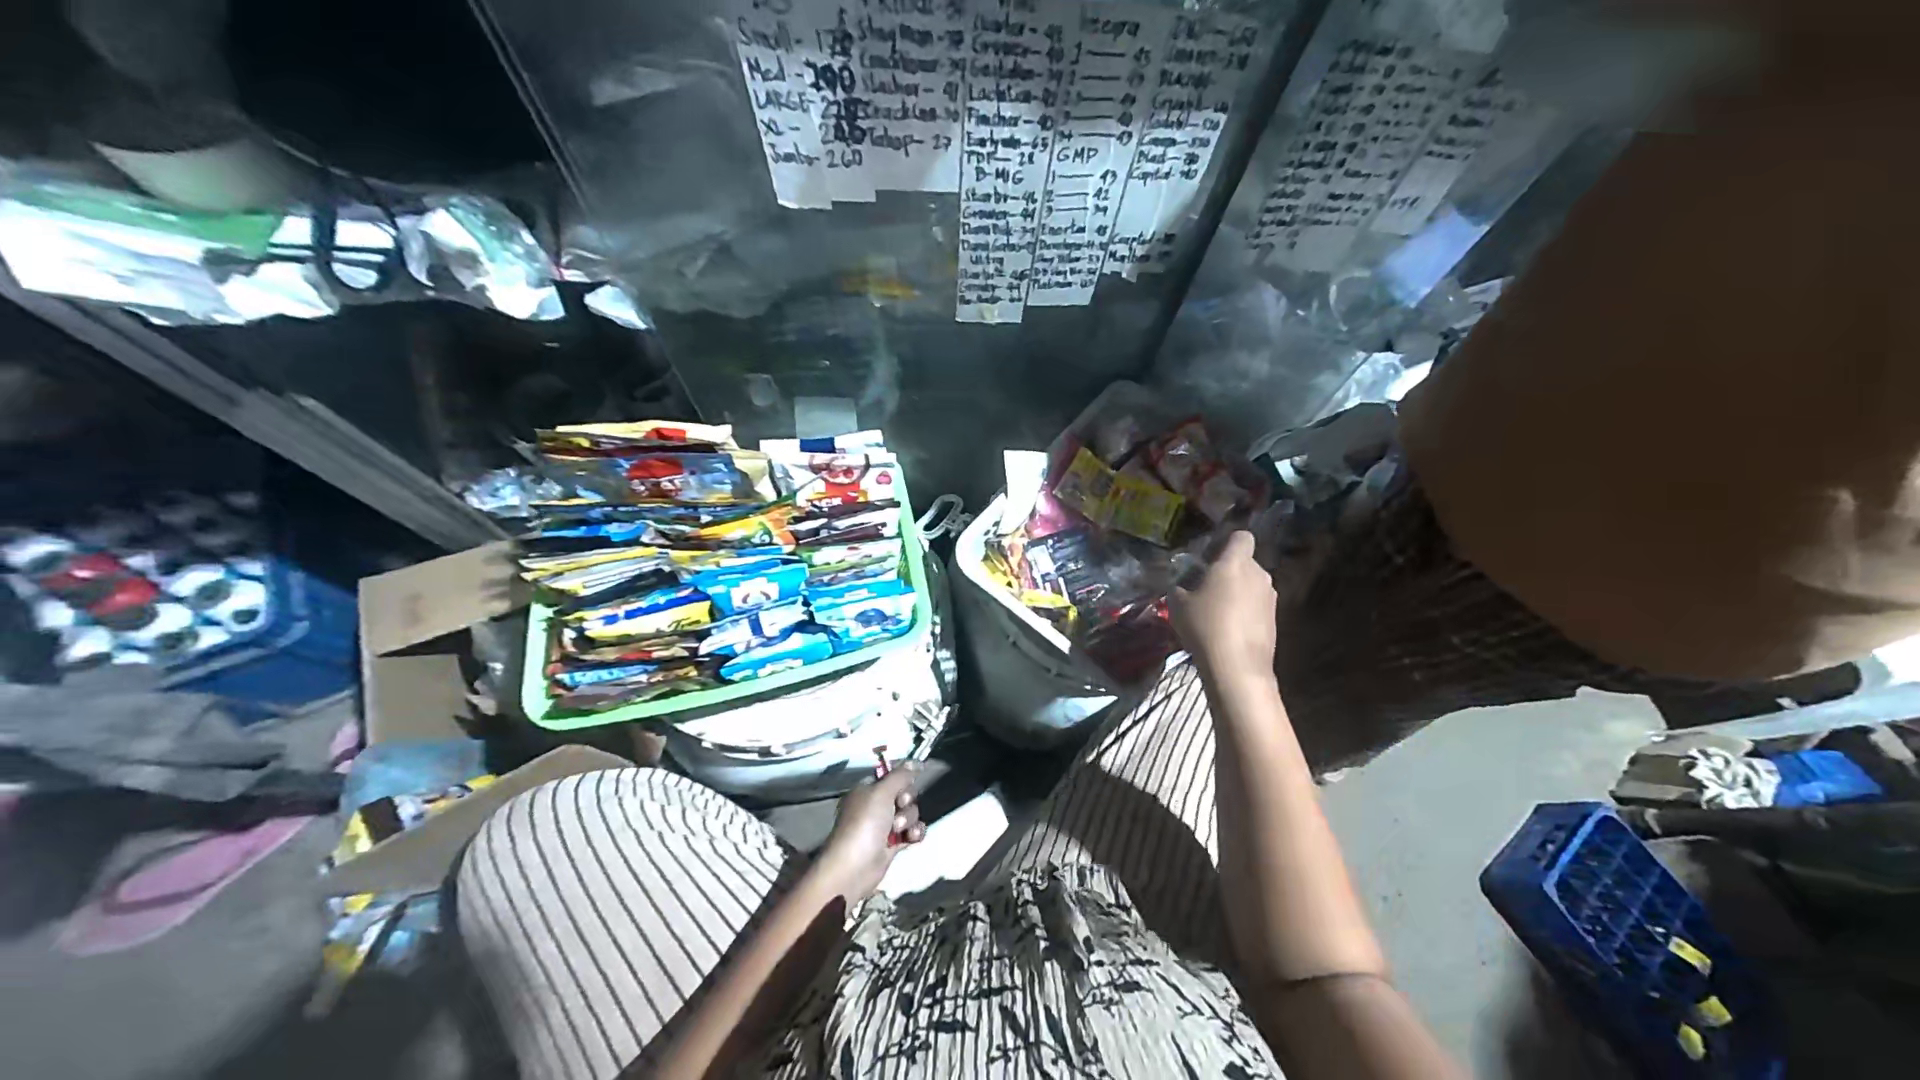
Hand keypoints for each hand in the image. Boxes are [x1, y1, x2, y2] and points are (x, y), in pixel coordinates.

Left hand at [813, 766, 924, 903]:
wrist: (855, 866)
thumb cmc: (864, 823)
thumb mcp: (882, 792)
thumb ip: (901, 775)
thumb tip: (917, 761)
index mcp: (867, 790)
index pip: (891, 776)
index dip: (901, 778)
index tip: (907, 781)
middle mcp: (875, 805)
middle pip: (904, 793)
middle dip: (906, 800)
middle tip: (899, 806)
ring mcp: (884, 825)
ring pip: (910, 813)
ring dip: (909, 819)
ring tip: (899, 829)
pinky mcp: (893, 844)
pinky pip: (912, 831)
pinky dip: (914, 833)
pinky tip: (911, 838)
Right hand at [1171, 531, 1278, 676]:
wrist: (1236, 666)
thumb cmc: (1204, 625)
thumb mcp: (1177, 604)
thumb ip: (1180, 587)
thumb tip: (1182, 586)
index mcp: (1235, 563)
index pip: (1241, 537)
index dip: (1227, 543)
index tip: (1210, 559)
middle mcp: (1258, 574)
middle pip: (1245, 563)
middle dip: (1229, 571)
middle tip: (1206, 589)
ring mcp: (1270, 597)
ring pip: (1252, 585)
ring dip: (1238, 592)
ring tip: (1217, 613)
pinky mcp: (1275, 619)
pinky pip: (1257, 606)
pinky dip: (1245, 612)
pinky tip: (1228, 630)